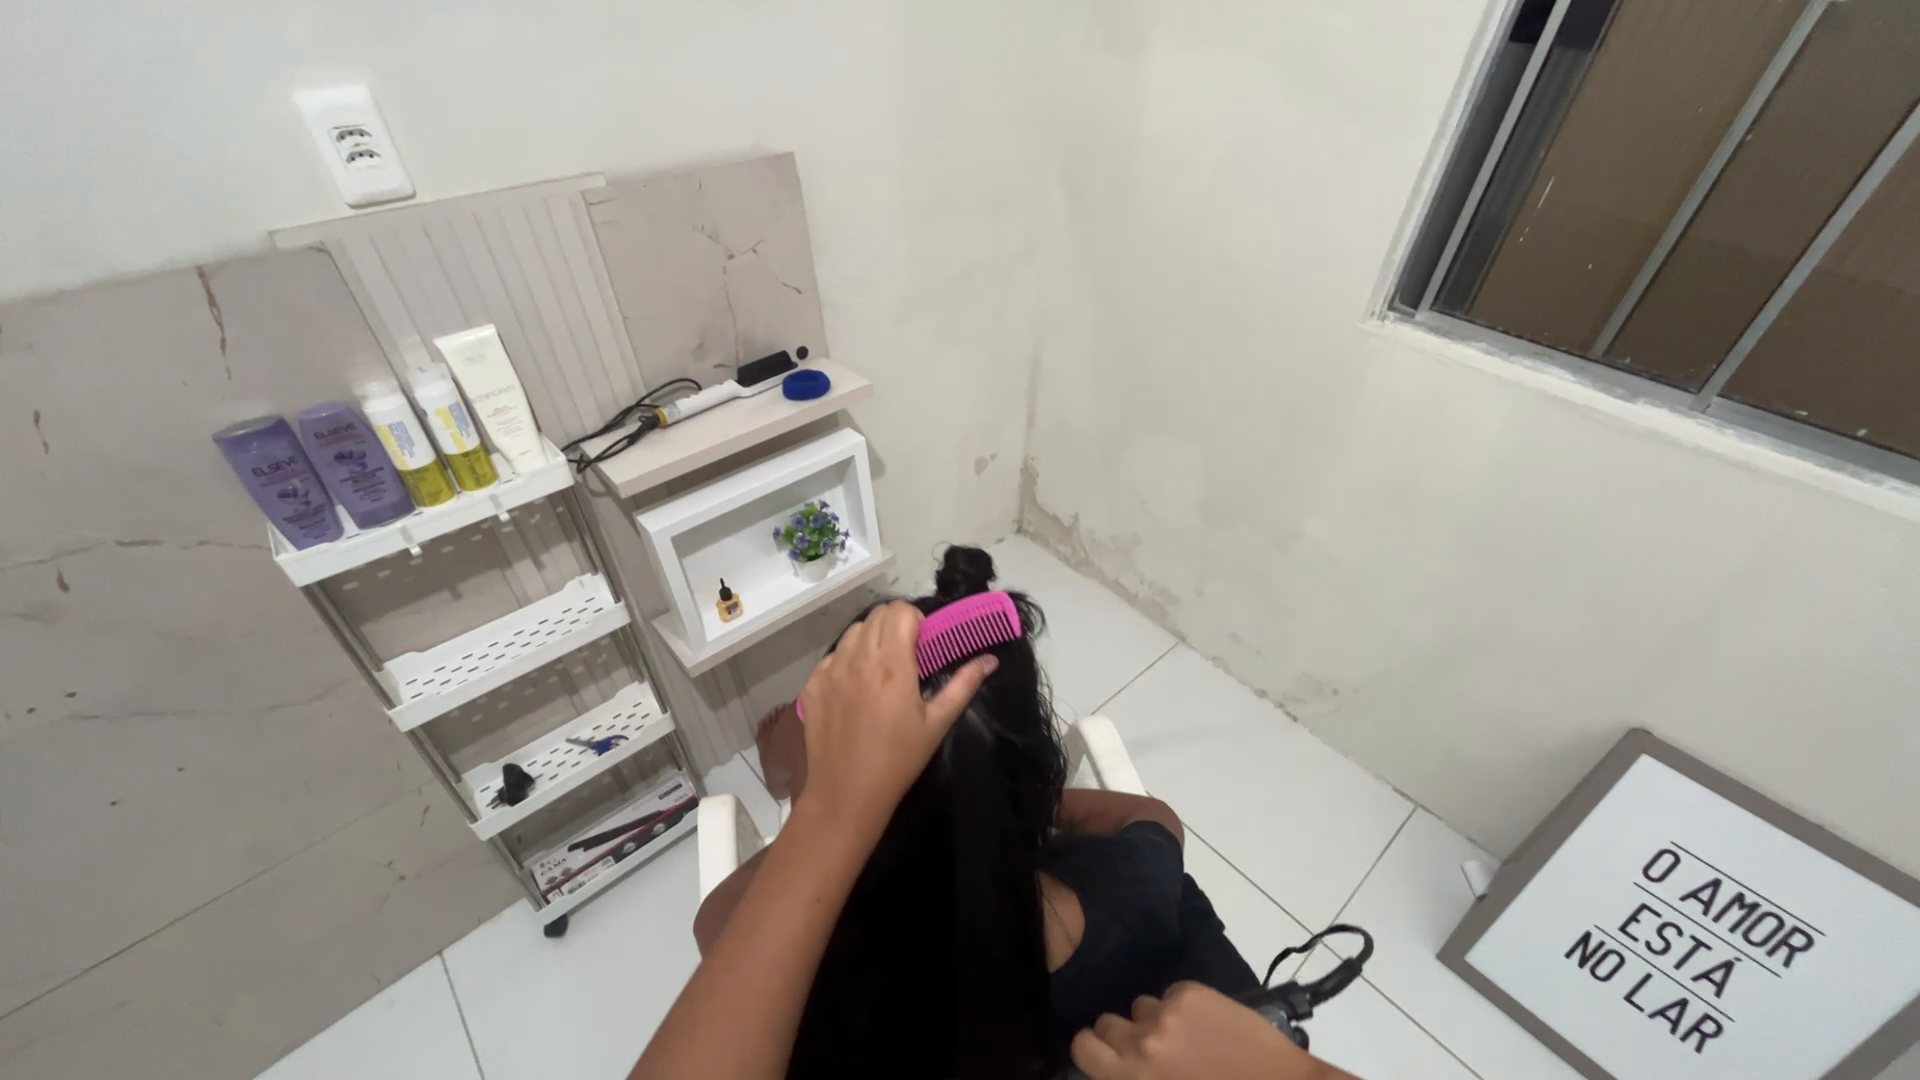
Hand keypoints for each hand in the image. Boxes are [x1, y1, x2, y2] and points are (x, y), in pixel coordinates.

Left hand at [793, 601, 996, 836]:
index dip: (915, 620)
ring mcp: (830, 670)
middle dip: (895, 626)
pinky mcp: (812, 684)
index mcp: (892, 665)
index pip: (900, 611)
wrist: (846, 793)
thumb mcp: (937, 724)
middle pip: (877, 615)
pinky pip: (832, 657)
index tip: (923, 644)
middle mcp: (857, 659)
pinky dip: (847, 661)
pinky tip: (856, 689)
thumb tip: (990, 660)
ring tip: (881, 671)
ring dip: (871, 640)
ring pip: (853, 632)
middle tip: (907, 655)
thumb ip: (964, 685)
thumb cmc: (898, 760)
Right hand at [1071, 983, 1346, 1079]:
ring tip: (1185, 1040)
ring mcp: (1167, 1014)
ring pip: (1140, 1006)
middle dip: (1123, 1037)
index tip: (1110, 1058)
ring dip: (1154, 1021)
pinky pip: (1171, 994)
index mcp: (1132, 1078)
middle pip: (1106, 1023)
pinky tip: (1208, 1027)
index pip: (1084, 1046)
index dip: (1093, 1050)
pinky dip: (1184, 1007)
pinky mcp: (1192, 993)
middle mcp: (1142, 1043)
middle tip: (1151, 1052)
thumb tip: (1118, 1067)